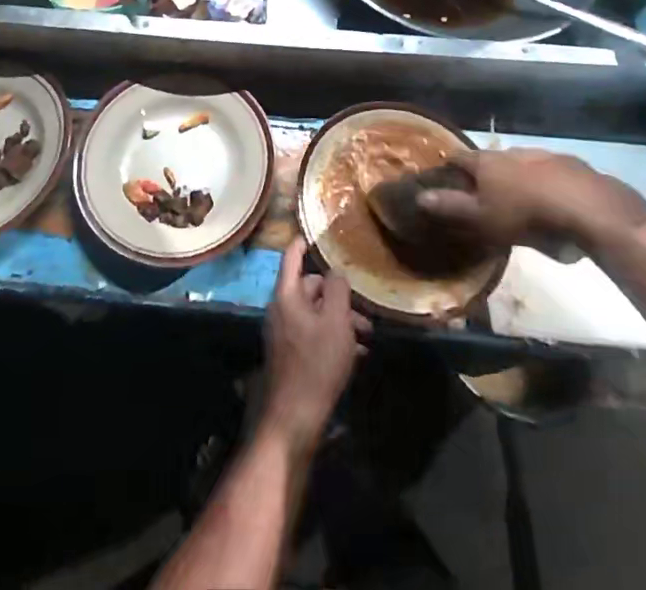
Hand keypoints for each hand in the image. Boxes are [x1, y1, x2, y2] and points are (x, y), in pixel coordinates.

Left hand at [260, 238, 370, 449]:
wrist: (295, 413)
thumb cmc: (317, 362)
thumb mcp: (336, 321)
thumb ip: (337, 290)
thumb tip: (336, 272)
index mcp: (286, 295)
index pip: (292, 258)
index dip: (303, 243)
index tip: (312, 232)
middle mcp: (280, 309)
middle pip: (309, 288)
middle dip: (337, 295)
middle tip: (365, 311)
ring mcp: (282, 331)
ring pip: (314, 313)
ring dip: (340, 319)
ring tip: (366, 337)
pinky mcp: (289, 352)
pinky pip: (312, 333)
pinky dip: (332, 336)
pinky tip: (355, 353)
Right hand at [417, 148, 645, 254]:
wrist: (591, 211)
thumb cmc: (526, 215)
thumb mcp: (482, 218)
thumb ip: (451, 206)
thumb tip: (419, 195)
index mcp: (487, 162)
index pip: (460, 157)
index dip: (450, 164)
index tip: (444, 173)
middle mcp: (514, 152)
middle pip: (494, 159)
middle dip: (488, 172)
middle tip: (486, 193)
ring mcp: (547, 155)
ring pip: (524, 163)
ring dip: (519, 177)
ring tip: (521, 199)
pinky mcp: (576, 166)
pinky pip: (553, 173)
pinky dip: (547, 183)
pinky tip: (554, 202)